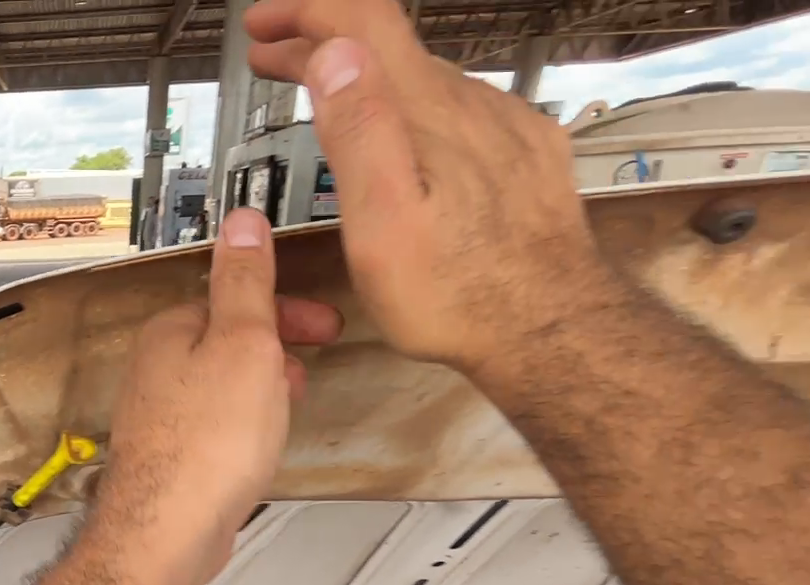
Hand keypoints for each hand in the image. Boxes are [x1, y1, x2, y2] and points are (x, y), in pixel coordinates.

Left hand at [93, 208, 341, 584]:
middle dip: (275, 347)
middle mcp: (153, 371)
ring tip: (291, 402)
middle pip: (224, 341)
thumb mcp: (243, 343)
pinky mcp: (167, 456)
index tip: (323, 324)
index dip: (284, 307)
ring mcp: (157, 417)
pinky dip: (242, 422)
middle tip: (311, 364)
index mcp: (168, 333)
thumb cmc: (208, 441)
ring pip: (219, 384)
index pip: (230, 298)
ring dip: (262, 385)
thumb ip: (244, 282)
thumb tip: (240, 220)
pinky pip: (212, 424)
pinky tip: (258, 443)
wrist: (168, 530)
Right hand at [245, 0, 618, 375]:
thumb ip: (360, 134)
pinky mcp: (520, 152)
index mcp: (426, 116)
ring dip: (360, 74)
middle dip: (320, 39)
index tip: (262, 20)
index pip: (365, 26)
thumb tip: (336, 54)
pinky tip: (394, 129)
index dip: (308, 11)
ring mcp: (501, 126)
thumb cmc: (450, 291)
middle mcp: (469, 104)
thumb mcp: (382, 222)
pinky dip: (406, 102)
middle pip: (387, 46)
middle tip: (269, 51)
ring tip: (317, 90)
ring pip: (420, 76)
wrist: (547, 327)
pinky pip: (455, 107)